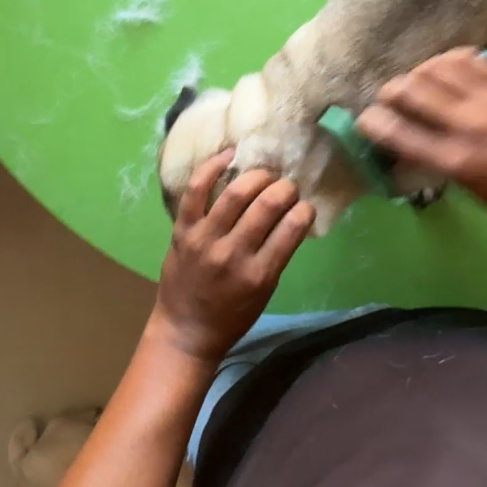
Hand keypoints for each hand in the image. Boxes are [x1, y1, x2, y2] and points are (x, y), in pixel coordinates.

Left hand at [148, 151, 315, 362]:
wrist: (185, 331)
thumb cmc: (232, 315)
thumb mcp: (266, 292)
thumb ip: (277, 254)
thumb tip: (291, 215)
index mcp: (259, 273)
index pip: (292, 229)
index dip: (304, 210)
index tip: (305, 205)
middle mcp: (233, 253)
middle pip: (267, 205)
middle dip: (285, 189)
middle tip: (287, 187)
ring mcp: (204, 239)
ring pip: (235, 193)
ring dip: (257, 176)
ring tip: (265, 173)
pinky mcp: (181, 230)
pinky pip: (195, 190)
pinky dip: (212, 167)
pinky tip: (228, 155)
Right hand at [356, 48, 486, 230]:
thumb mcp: (477, 191)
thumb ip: (443, 162)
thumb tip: (415, 144)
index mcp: (458, 162)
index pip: (400, 134)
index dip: (374, 123)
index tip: (364, 119)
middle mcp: (469, 126)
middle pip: (413, 91)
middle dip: (391, 90)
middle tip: (388, 96)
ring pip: (438, 67)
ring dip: (419, 71)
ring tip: (419, 80)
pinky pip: (471, 60)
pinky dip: (452, 60)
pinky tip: (450, 68)